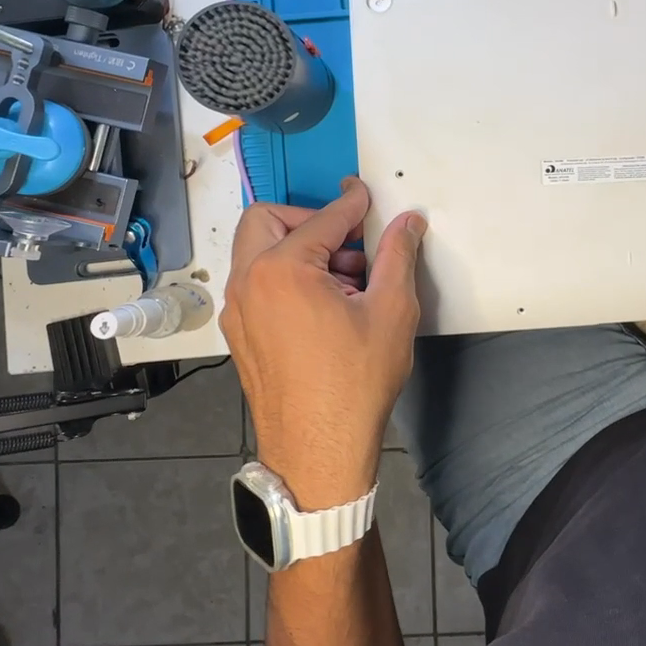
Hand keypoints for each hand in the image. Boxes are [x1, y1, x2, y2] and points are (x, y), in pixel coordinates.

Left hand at [221, 178, 426, 507]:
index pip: (323, 218)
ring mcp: (237, 311)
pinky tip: (327, 307)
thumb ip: (398, 256)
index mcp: (282, 270)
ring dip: (299, 249)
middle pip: (266, 220)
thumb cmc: (356, 380)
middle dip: (309, 219)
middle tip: (349, 239)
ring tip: (348, 281)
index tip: (367, 196)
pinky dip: (287, 277)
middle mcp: (248, 282)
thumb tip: (408, 222)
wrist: (319, 449)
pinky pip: (257, 284)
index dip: (352, 203)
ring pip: (258, 252)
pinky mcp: (240, 334)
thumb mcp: (392, 310)